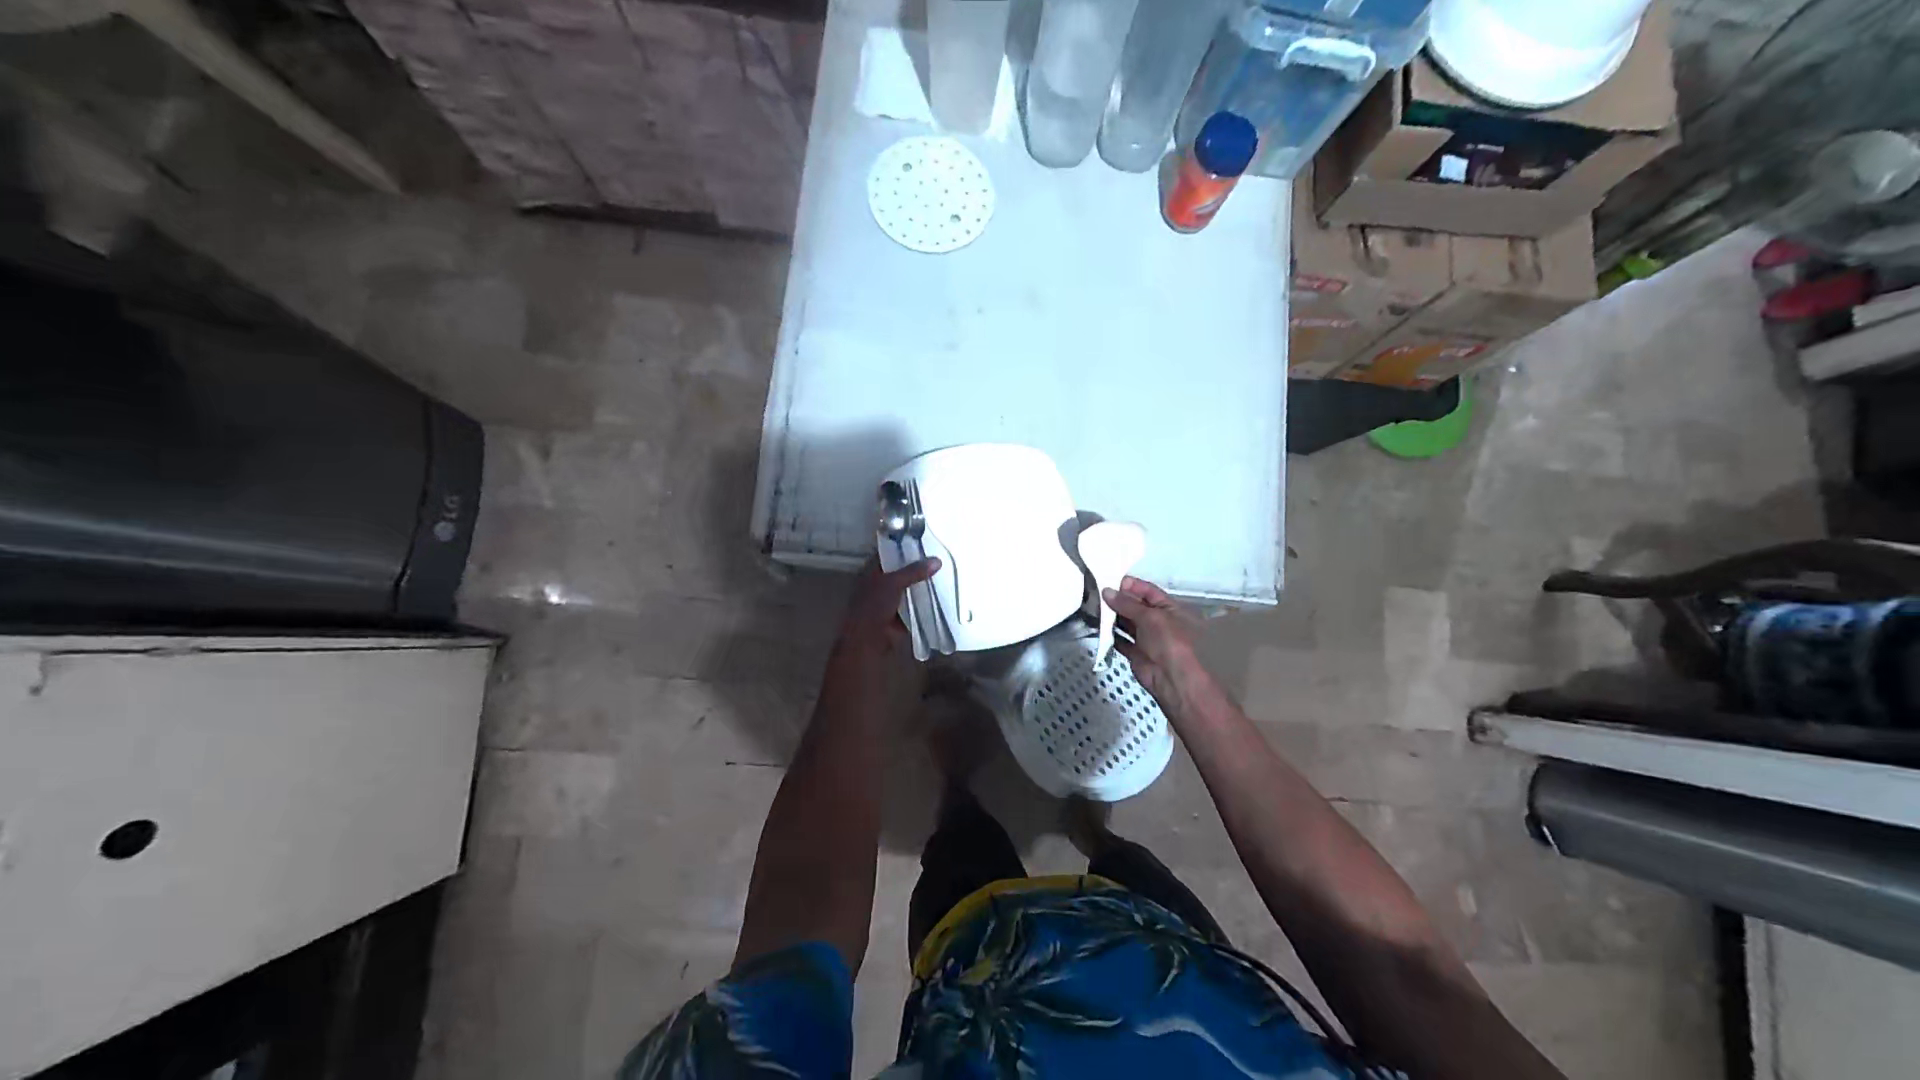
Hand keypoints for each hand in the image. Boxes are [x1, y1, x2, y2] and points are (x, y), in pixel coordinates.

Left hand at [834, 556, 939, 660]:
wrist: (869, 639)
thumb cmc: (873, 605)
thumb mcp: (893, 583)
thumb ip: (914, 571)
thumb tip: (937, 561)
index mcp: (874, 571)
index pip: (892, 552)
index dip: (906, 546)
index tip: (927, 539)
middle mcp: (884, 582)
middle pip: (904, 570)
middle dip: (920, 565)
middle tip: (943, 554)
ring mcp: (894, 599)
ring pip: (912, 587)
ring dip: (926, 583)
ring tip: (948, 571)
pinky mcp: (904, 614)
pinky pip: (918, 603)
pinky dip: (928, 601)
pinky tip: (945, 592)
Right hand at [1103, 576, 1205, 706]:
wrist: (1172, 678)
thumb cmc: (1168, 641)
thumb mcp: (1150, 617)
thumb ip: (1127, 604)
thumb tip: (1107, 591)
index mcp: (1170, 609)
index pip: (1149, 592)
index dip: (1132, 586)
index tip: (1112, 580)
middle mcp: (1159, 621)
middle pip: (1137, 606)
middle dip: (1119, 599)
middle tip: (1097, 591)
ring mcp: (1147, 638)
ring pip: (1127, 622)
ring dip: (1113, 616)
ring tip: (1093, 606)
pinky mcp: (1136, 652)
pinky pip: (1121, 640)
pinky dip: (1110, 634)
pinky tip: (1097, 626)